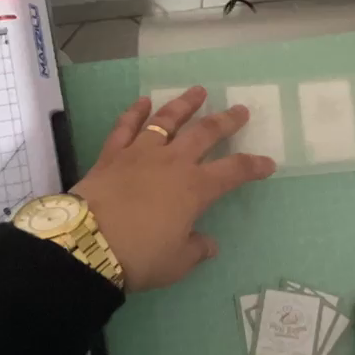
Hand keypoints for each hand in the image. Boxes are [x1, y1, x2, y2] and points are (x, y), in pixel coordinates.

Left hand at [72, 86, 276, 290]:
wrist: (87, 245)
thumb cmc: (139, 256)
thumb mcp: (176, 262)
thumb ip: (195, 249)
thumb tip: (208, 244)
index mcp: (195, 189)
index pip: (233, 172)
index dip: (253, 166)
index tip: (268, 163)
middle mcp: (172, 163)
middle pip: (205, 133)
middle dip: (225, 121)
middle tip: (240, 111)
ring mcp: (140, 154)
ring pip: (167, 121)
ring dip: (185, 105)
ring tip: (197, 92)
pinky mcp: (112, 155)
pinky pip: (126, 127)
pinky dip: (136, 112)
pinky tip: (144, 102)